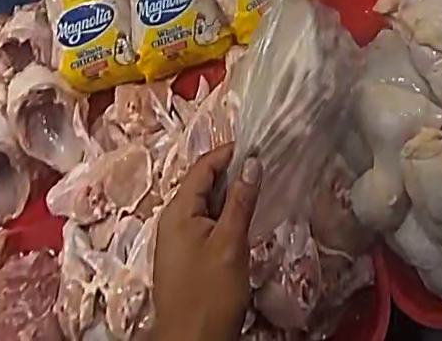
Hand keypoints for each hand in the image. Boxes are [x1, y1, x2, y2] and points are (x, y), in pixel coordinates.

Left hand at [153, 144, 262, 340]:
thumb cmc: (209, 294)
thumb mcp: (230, 242)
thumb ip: (241, 199)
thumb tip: (253, 160)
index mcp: (177, 213)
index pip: (203, 167)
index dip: (230, 152)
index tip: (261, 147)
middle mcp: (174, 221)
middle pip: (205, 182)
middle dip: (234, 171)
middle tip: (267, 164)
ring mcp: (180, 240)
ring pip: (209, 202)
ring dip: (233, 192)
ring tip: (263, 185)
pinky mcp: (190, 255)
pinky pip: (209, 220)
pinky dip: (228, 212)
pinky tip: (248, 214)